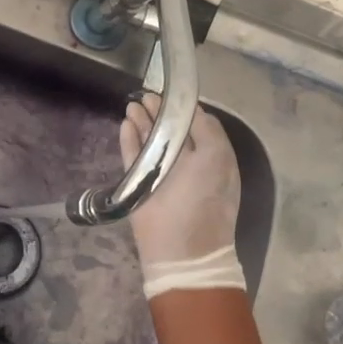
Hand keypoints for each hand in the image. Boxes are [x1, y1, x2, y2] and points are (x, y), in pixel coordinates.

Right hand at [120, 93, 245, 297]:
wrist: (182, 251)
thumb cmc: (205, 201)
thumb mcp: (218, 159)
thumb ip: (207, 131)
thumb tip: (192, 112)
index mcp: (212, 160)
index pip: (198, 127)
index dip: (184, 109)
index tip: (172, 92)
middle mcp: (187, 166)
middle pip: (171, 133)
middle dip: (159, 113)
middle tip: (145, 95)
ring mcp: (161, 177)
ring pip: (150, 144)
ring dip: (142, 123)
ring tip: (131, 105)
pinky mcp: (140, 188)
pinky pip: (133, 158)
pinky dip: (129, 141)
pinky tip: (125, 125)